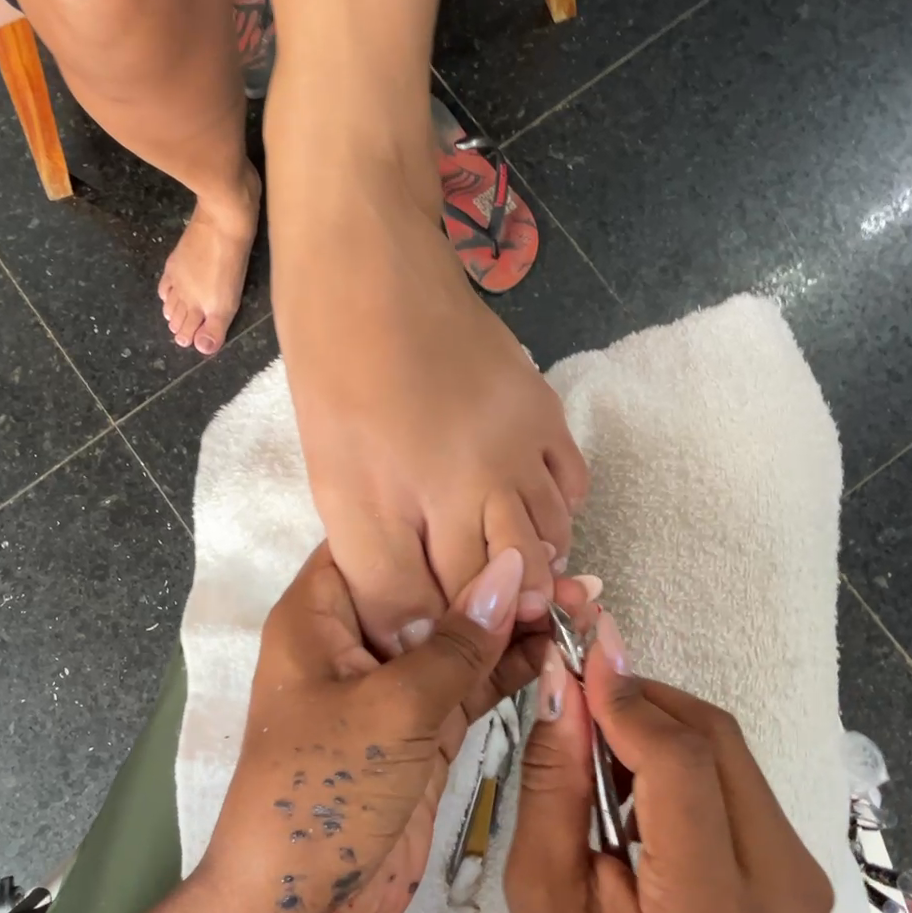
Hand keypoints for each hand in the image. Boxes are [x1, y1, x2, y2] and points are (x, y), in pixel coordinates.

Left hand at [192, 544, 575, 912]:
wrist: (304, 906)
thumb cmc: (322, 788)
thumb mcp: (389, 707)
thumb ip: (455, 642)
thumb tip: (510, 570)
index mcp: (321, 615)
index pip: (381, 545)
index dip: (443, 528)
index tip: (509, 519)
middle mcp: (356, 641)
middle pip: (431, 594)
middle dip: (495, 582)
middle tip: (569, 570)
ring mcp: (393, 687)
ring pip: (459, 641)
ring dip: (515, 627)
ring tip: (582, 604)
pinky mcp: (424, 728)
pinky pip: (471, 685)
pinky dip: (512, 670)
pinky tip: (560, 650)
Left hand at [274, 177, 587, 653]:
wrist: (370, 270)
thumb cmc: (338, 384)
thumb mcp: (341, 490)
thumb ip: (384, 573)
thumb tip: (417, 639)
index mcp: (452, 506)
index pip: (473, 605)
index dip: (453, 630)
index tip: (435, 642)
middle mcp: (511, 479)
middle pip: (524, 575)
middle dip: (493, 606)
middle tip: (465, 613)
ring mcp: (536, 439)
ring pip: (553, 533)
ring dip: (525, 562)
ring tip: (487, 565)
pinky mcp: (546, 406)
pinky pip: (573, 483)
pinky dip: (554, 512)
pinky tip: (522, 511)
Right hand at [509, 608, 838, 912]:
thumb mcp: (540, 887)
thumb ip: (553, 781)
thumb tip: (566, 678)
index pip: (682, 768)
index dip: (629, 700)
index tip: (581, 654)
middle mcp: (789, 903)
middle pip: (715, 746)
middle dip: (642, 703)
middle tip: (583, 695)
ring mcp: (810, 891)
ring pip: (730, 752)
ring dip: (661, 726)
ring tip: (606, 750)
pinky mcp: (808, 875)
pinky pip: (740, 776)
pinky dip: (684, 755)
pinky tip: (643, 780)